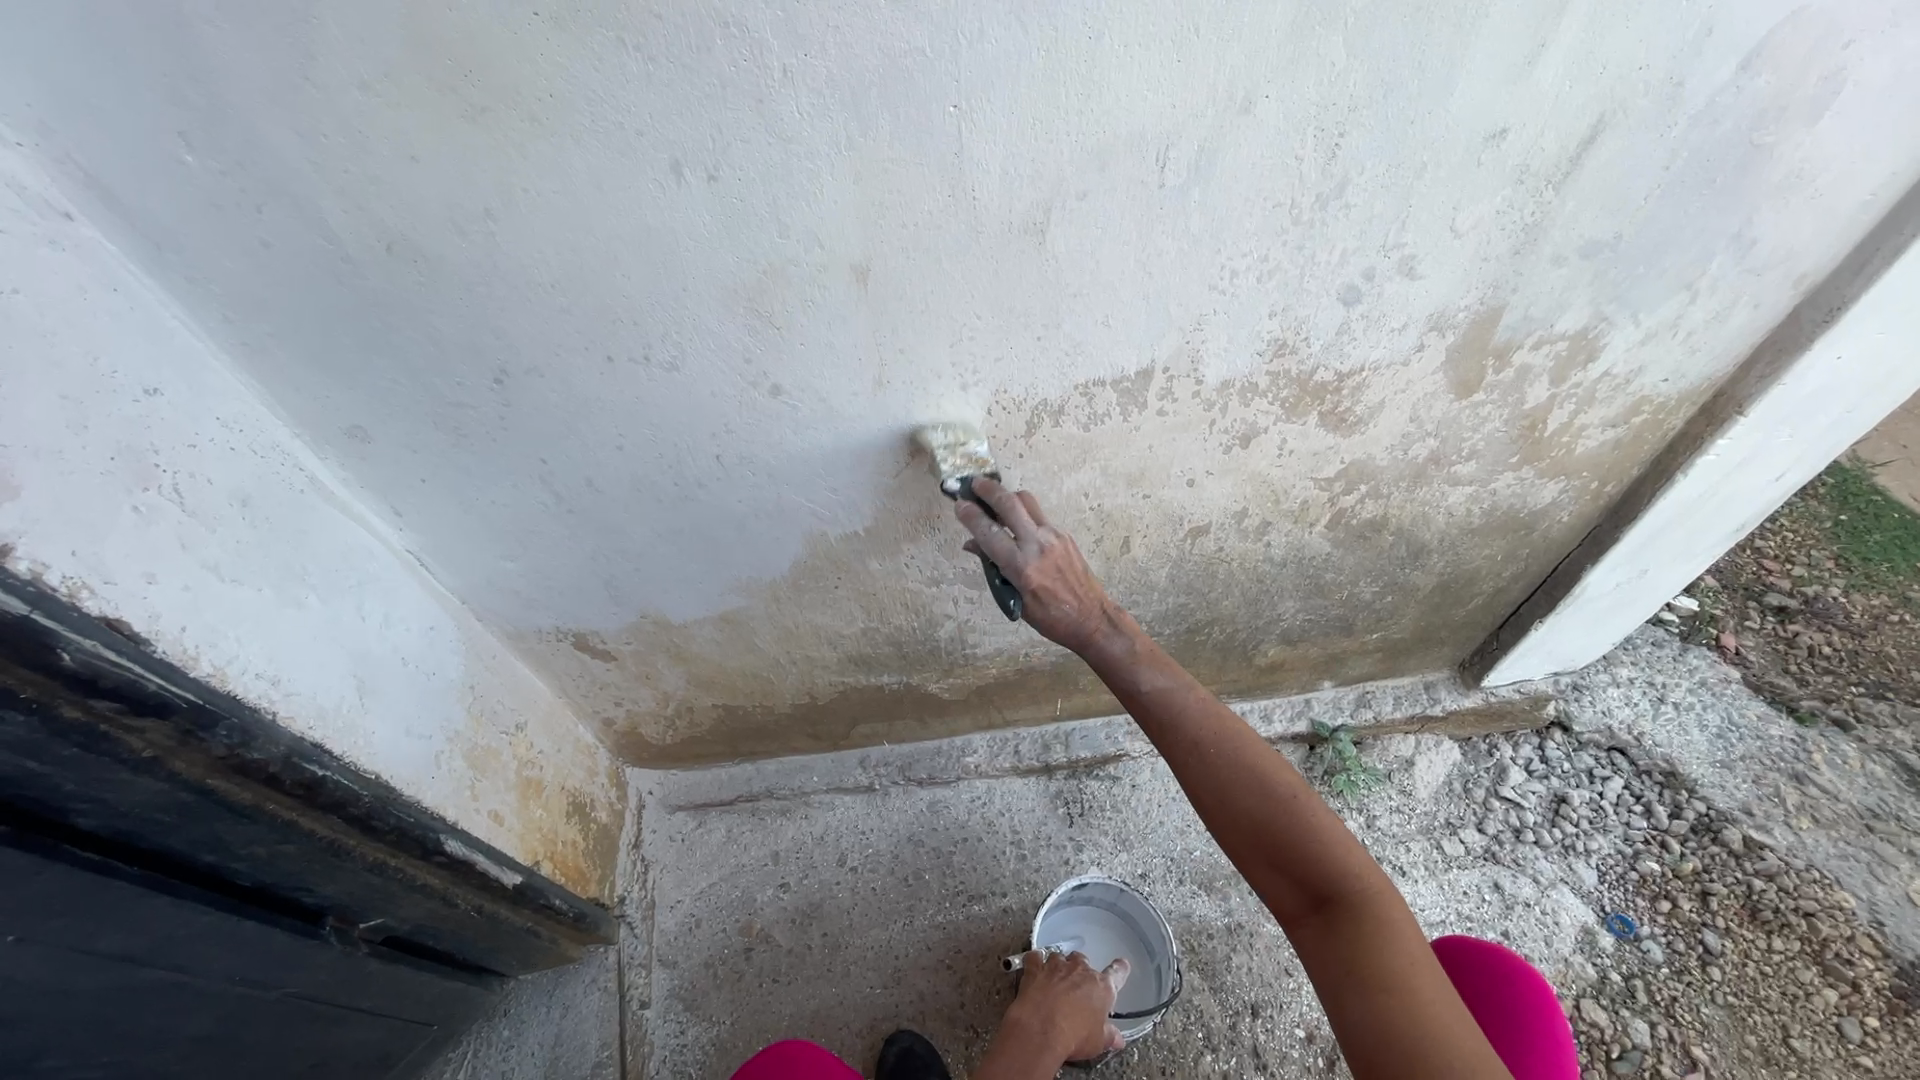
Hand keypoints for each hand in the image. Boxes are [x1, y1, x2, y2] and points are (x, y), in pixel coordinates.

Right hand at [953, 477, 1125, 654]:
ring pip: (1027, 501)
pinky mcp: (1064, 535)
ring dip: (1008, 495)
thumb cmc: (1050, 617)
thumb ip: (994, 568)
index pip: (989, 533)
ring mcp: (1054, 536)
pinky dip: (1023, 512)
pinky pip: (1039, 515)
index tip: (958, 504)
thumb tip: (973, 544)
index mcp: (1021, 567)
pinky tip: (1016, 522)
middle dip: (989, 489)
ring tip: (995, 498)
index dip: (970, 515)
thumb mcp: (1015, 599)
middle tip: (974, 483)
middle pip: (1010, 504)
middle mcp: (1037, 545)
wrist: (1092, 617)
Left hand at [1001, 951, 1128, 1063]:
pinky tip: (1033, 968)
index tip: (1122, 965)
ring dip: (1058, 966)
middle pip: (1082, 961)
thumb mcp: (1098, 1042)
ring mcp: (1056, 967)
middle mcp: (1079, 971)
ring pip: (1059, 957)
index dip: (1120, 969)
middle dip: (1080, 971)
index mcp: (1101, 988)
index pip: (1116, 974)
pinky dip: (1034, 961)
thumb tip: (1118, 1039)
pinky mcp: (1035, 969)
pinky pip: (1034, 957)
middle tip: (1076, 986)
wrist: (1041, 1030)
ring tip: (1054, 979)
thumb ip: (1109, 1036)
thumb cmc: (1073, 1036)